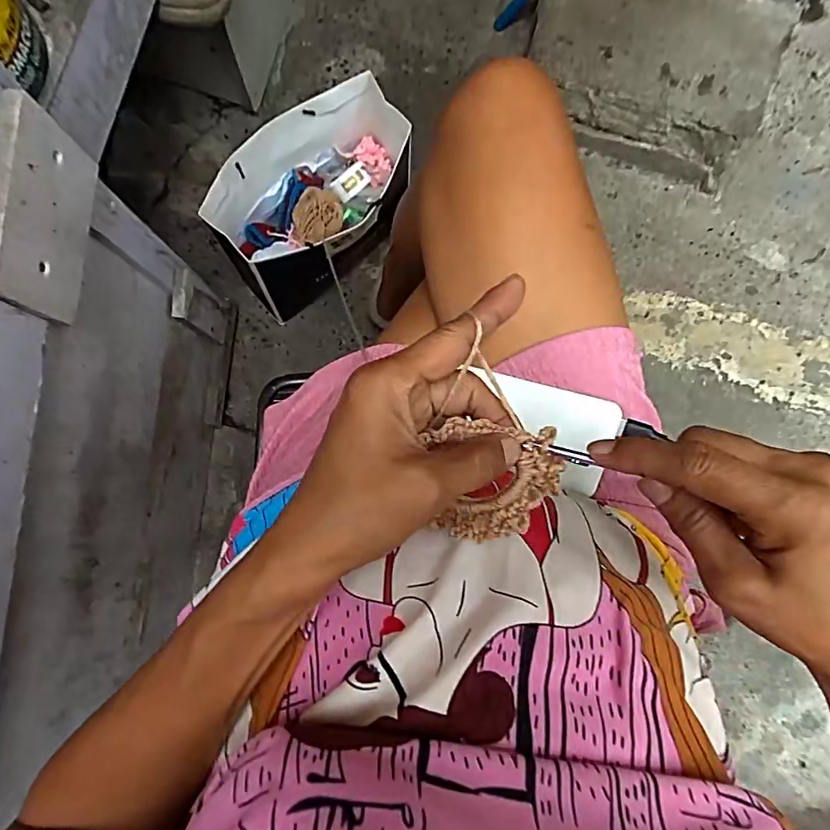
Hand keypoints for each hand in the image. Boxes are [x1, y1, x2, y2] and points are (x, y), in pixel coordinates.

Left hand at [264, 276, 526, 582]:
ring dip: (472, 434)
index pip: (451, 339)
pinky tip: (471, 468)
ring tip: (493, 466)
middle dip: (488, 412)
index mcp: (389, 383)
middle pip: (455, 382)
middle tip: (514, 450)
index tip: (516, 284)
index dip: (488, 313)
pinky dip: (453, 445)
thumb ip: (480, 458)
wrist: (313, 545)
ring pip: (446, 409)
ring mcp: (382, 412)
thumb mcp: (430, 485)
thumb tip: (512, 446)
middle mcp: (385, 388)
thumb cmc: (361, 511)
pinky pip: (430, 429)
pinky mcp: (383, 436)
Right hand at [588, 427, 829, 679]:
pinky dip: (715, 479)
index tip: (601, 450)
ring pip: (720, 447)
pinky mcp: (808, 468)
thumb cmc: (798, 618)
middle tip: (661, 509)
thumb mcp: (731, 582)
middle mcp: (808, 469)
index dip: (644, 455)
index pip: (701, 464)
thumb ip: (691, 524)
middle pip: (708, 444)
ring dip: (693, 475)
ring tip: (709, 524)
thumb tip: (652, 480)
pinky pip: (738, 457)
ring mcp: (812, 464)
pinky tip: (729, 517)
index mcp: (793, 503)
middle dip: (670, 467)